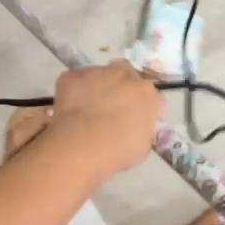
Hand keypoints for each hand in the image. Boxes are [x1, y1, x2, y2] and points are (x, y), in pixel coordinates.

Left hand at [45, 62, 164, 174]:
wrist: (81, 145)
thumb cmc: (117, 152)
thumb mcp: (143, 147)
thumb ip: (144, 129)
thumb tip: (137, 126)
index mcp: (148, 95)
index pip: (153, 98)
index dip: (145, 110)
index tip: (136, 122)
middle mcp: (126, 76)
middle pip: (128, 78)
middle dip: (123, 90)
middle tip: (113, 109)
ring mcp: (98, 72)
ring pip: (102, 75)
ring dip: (99, 87)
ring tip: (88, 108)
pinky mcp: (74, 75)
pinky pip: (77, 80)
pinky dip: (76, 90)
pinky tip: (71, 108)